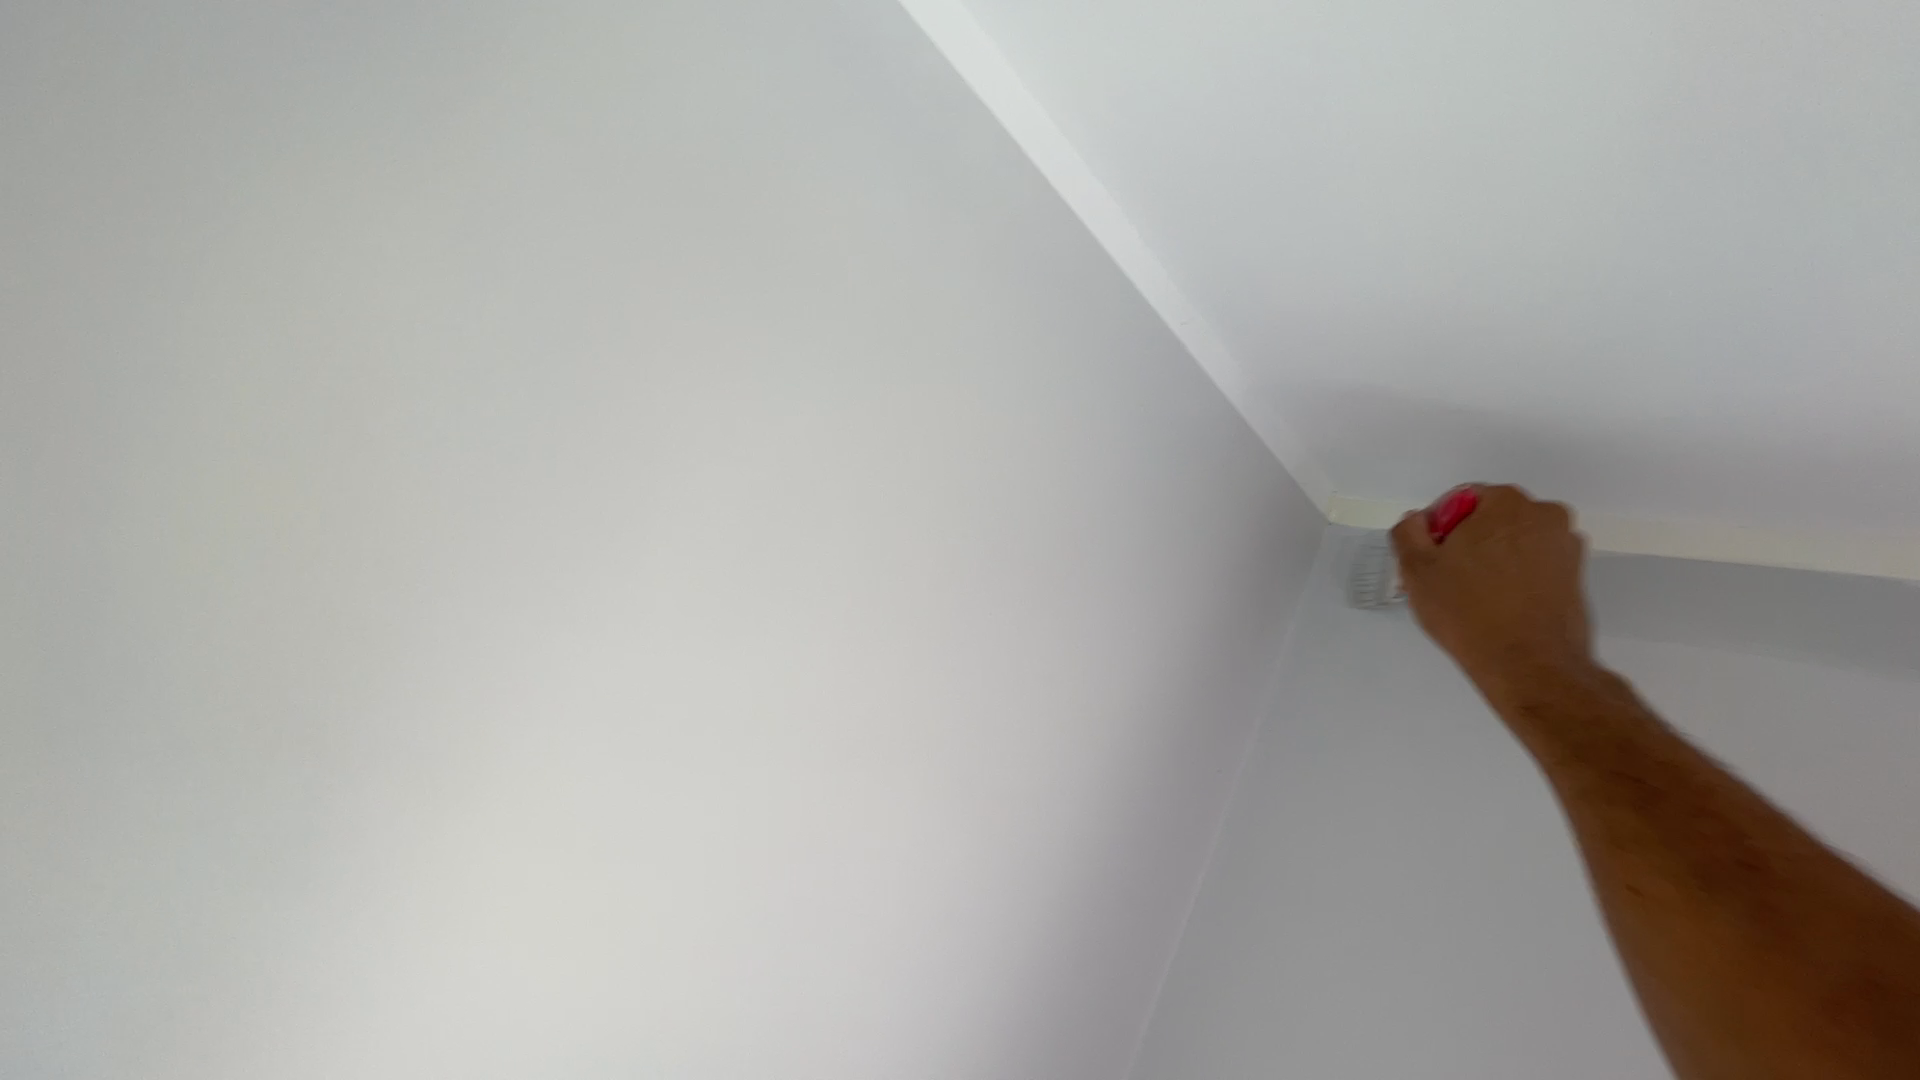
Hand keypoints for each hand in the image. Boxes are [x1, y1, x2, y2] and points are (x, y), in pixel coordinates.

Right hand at [1391, 485, 1594, 693]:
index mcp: (1506, 504)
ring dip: (1490, 559)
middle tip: (1445, 579)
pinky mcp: (1576, 576)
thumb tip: (1417, 521)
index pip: (1460, 500)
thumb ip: (1408, 531)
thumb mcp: (1416, 568)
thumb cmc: (1466, 610)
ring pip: (1512, 542)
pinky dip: (1514, 576)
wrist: (1529, 663)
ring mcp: (1566, 546)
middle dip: (1465, 541)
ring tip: (1471, 596)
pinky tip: (1497, 605)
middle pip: (1489, 519)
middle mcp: (1544, 515)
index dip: (1437, 528)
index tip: (1430, 559)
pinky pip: (1533, 564)